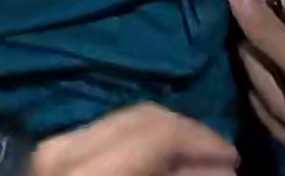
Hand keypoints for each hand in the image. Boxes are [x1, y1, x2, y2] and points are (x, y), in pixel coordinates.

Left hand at [29, 103, 237, 175]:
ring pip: (123, 122)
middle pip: (140, 116)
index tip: (235, 156)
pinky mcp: (49, 159)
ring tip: (196, 161)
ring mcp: (51, 151)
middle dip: (185, 135)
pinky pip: (103, 138)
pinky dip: (137, 147)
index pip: (155, 129)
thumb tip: (222, 167)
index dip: (201, 139)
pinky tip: (160, 163)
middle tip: (223, 158)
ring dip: (163, 138)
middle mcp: (64, 147)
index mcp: (85, 166)